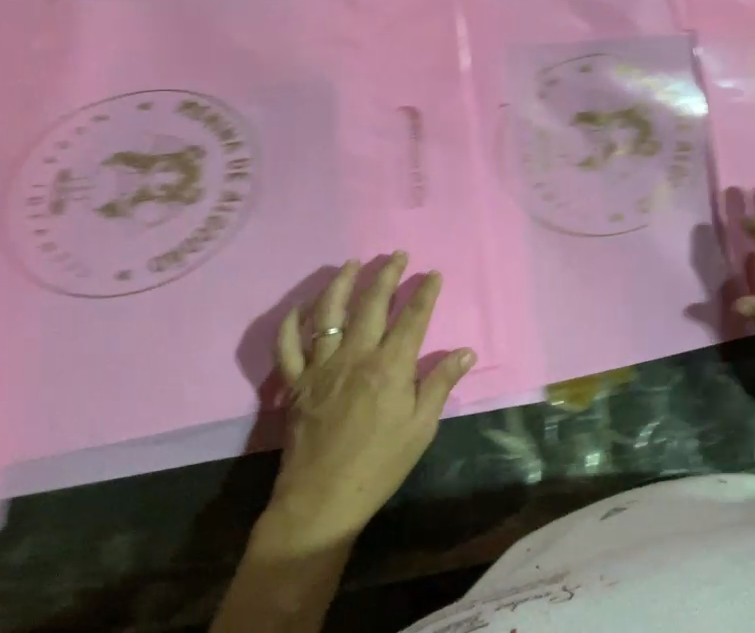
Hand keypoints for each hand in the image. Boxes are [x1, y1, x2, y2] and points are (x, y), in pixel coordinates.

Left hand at [263, 252, 474, 549]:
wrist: (322, 498)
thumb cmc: (380, 465)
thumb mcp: (421, 428)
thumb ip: (439, 384)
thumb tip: (465, 352)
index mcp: (389, 367)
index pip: (412, 319)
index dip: (425, 293)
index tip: (433, 274)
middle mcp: (355, 357)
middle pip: (371, 305)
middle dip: (387, 275)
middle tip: (397, 255)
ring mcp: (321, 367)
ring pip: (329, 314)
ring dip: (342, 284)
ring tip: (353, 264)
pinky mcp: (296, 382)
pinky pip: (289, 345)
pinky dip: (293, 321)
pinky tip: (303, 307)